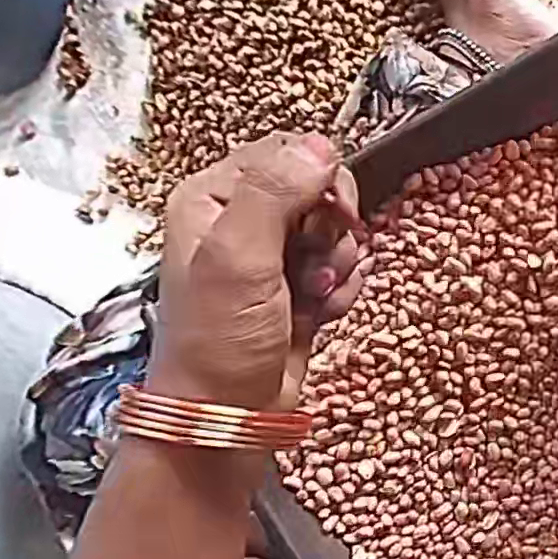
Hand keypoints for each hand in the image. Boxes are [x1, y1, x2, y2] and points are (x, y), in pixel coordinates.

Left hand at [146, 132, 368, 411]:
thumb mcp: (240, 258)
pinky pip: (342, 271)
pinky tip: (320, 314)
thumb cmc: (222, 337)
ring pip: (337, 235)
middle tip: (314, 265)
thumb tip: (323, 146)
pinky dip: (340, 292)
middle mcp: (245, 221)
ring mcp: (276, 257)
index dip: (322, 180)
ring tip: (311, 297)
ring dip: (338, 267)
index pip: (286, 154)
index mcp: (215, 197)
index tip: (338, 215)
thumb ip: (275, 195)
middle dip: (332, 231)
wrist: (232, 412)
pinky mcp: (300, 288)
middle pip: (318, 193)